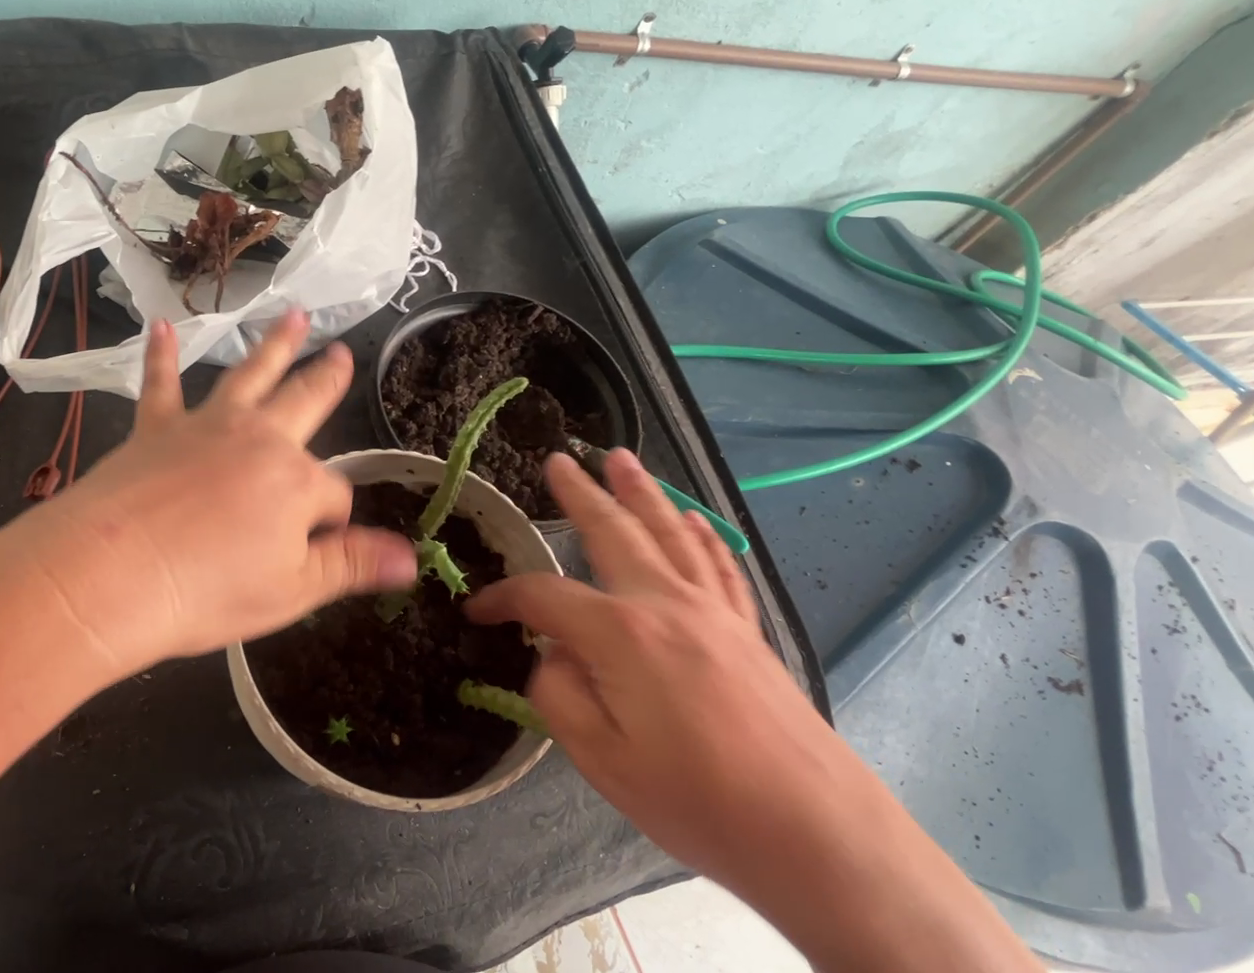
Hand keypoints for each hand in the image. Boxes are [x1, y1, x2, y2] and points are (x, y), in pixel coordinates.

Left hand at [4, 309, 417, 679]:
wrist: (113, 574)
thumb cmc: (209, 590)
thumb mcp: (294, 591)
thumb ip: (352, 566)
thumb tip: (412, 558)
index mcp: (297, 483)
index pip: (335, 496)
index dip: (334, 523)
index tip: (320, 547)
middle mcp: (259, 440)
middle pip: (305, 402)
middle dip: (326, 379)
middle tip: (341, 352)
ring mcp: (206, 426)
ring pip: (248, 376)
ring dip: (272, 346)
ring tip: (293, 315)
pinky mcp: (156, 427)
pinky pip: (161, 383)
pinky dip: (162, 356)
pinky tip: (162, 327)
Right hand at [471, 451, 1039, 972]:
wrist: (813, 829)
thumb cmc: (697, 800)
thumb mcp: (600, 759)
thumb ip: (558, 694)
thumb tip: (552, 655)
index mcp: (620, 634)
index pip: (544, 597)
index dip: (503, 599)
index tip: (476, 611)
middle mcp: (666, 604)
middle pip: (615, 533)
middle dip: (582, 495)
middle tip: (559, 461)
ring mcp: (713, 613)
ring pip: (670, 534)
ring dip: (642, 494)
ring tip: (621, 459)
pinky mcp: (746, 632)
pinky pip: (719, 567)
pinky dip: (701, 537)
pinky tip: (693, 521)